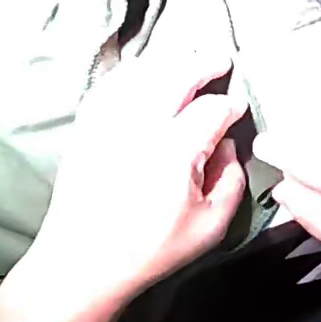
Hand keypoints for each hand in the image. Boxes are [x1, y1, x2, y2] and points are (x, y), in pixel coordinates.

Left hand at [16, 50, 248, 314]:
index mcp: (175, 150)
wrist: (81, 262)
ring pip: (142, 72)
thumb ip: (231, 180)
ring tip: (187, 60)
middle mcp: (141, 125)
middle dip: (204, 63)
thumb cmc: (150, 249)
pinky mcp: (87, 127)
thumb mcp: (210, 225)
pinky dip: (132, 72)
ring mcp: (109, 122)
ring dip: (170, 61)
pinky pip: (111, 84)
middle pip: (177, 73)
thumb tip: (227, 146)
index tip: (238, 110)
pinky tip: (144, 72)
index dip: (231, 106)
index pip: (213, 109)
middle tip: (220, 61)